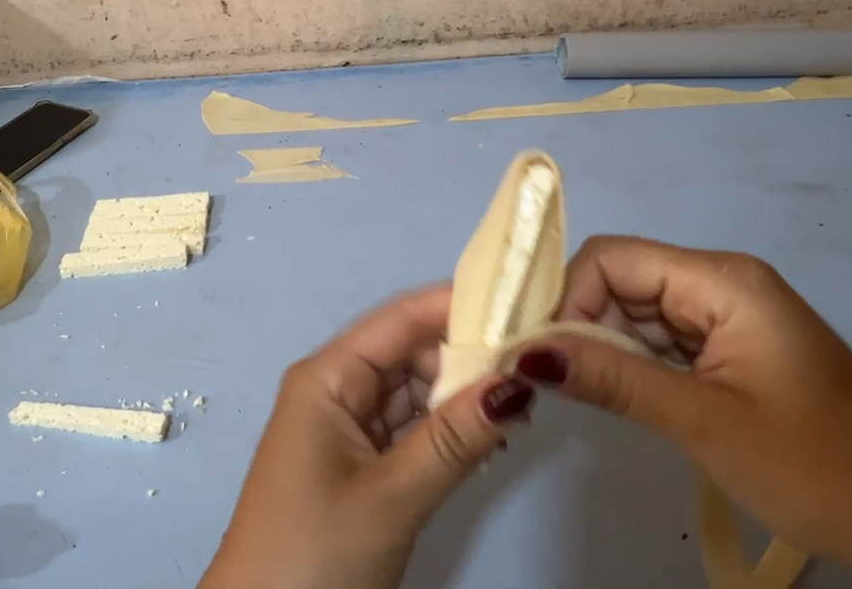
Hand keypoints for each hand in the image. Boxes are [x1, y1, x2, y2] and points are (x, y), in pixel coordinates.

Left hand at [200, 285, 535, 588]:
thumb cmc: (316, 550)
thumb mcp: (392, 495)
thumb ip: (456, 438)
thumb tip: (519, 381)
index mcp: (328, 376)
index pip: (400, 320)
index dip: (456, 304)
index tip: (520, 301)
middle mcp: (336, 387)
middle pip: (410, 351)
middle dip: (468, 355)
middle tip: (535, 367)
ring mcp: (347, 424)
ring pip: (414, 389)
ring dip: (463, 395)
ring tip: (525, 405)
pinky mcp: (359, 459)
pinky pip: (410, 426)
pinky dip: (447, 429)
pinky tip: (490, 437)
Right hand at [512, 237, 851, 588]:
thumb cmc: (818, 468)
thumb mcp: (702, 421)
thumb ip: (610, 378)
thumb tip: (522, 352)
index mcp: (722, 280)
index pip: (612, 258)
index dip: (568, 296)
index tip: (544, 354)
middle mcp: (721, 283)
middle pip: (620, 279)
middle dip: (580, 322)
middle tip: (552, 378)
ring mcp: (729, 316)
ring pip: (636, 310)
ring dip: (604, 345)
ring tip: (581, 390)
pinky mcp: (732, 348)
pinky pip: (661, 338)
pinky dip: (633, 362)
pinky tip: (620, 393)